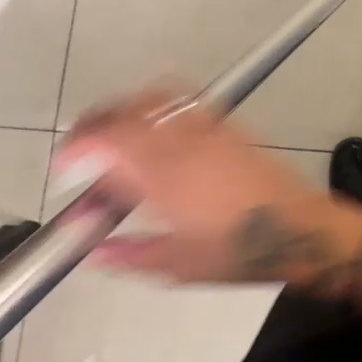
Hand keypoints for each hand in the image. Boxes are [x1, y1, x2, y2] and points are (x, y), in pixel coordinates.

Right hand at [54, 93, 361, 290]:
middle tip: (80, 149)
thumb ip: (126, 254)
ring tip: (113, 134)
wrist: (297, 228)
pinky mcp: (229, 124)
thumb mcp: (176, 265)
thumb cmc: (237, 251)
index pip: (109, 139)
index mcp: (166, 174)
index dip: (78, 145)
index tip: (63, 165)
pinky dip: (158, 104)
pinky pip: (184, 99)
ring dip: (126, 109)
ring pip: (156, 97)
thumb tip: (89, 248)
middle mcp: (185, 140)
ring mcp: (210, 126)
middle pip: (129, 109)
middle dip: (96, 123)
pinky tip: (154, 130)